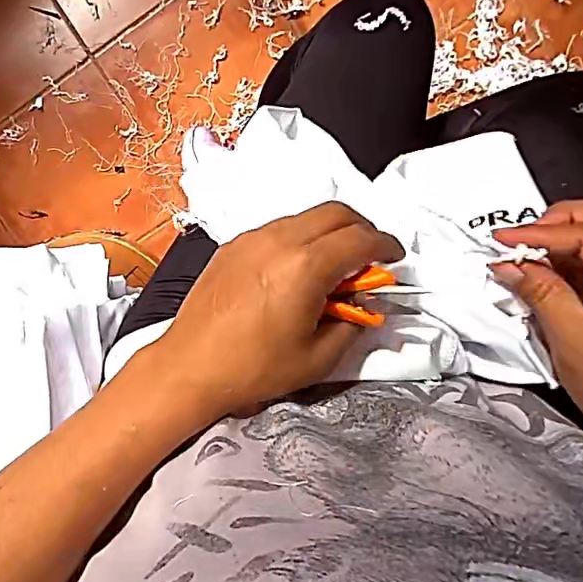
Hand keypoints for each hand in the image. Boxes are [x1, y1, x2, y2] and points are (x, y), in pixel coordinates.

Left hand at [139, 202, 403, 420]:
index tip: (393, 256)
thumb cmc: (249, 368)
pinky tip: (300, 269)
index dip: (386, 245)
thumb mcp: (318, 357)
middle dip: (363, 229)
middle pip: (337, 213)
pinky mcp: (235, 245)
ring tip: (334, 267)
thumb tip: (364, 308)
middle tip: (370, 257)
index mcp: (305, 267)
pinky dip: (302, 238)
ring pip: (308, 216)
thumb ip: (352, 325)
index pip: (361, 239)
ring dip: (331, 232)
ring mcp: (254, 239)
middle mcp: (280, 241)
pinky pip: (281, 228)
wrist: (189, 368)